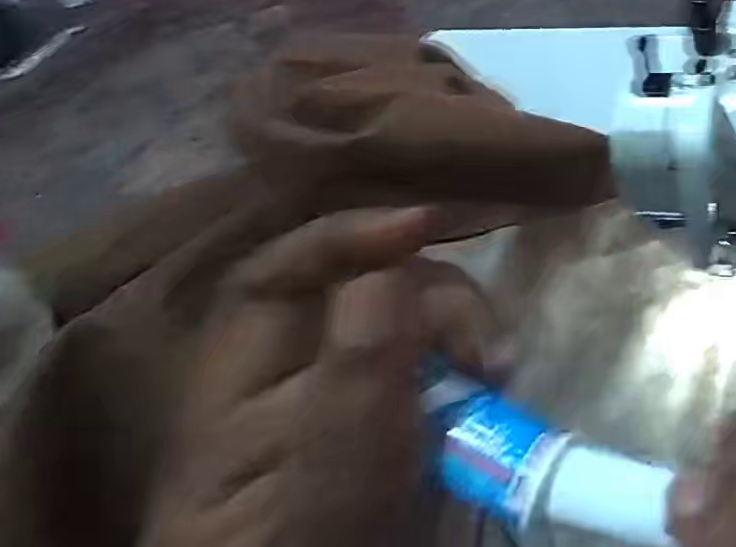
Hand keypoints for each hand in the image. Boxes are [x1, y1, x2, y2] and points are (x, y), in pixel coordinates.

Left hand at [143, 207, 501, 546]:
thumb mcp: (320, 510)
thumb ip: (346, 400)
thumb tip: (386, 277)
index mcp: (235, 393)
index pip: (272, 277)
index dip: (345, 235)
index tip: (424, 226)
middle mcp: (288, 378)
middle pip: (356, 285)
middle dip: (430, 295)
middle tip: (485, 349)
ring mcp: (345, 394)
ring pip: (405, 314)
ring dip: (460, 325)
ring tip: (499, 369)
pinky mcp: (392, 412)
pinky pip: (433, 356)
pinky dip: (469, 357)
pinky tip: (495, 379)